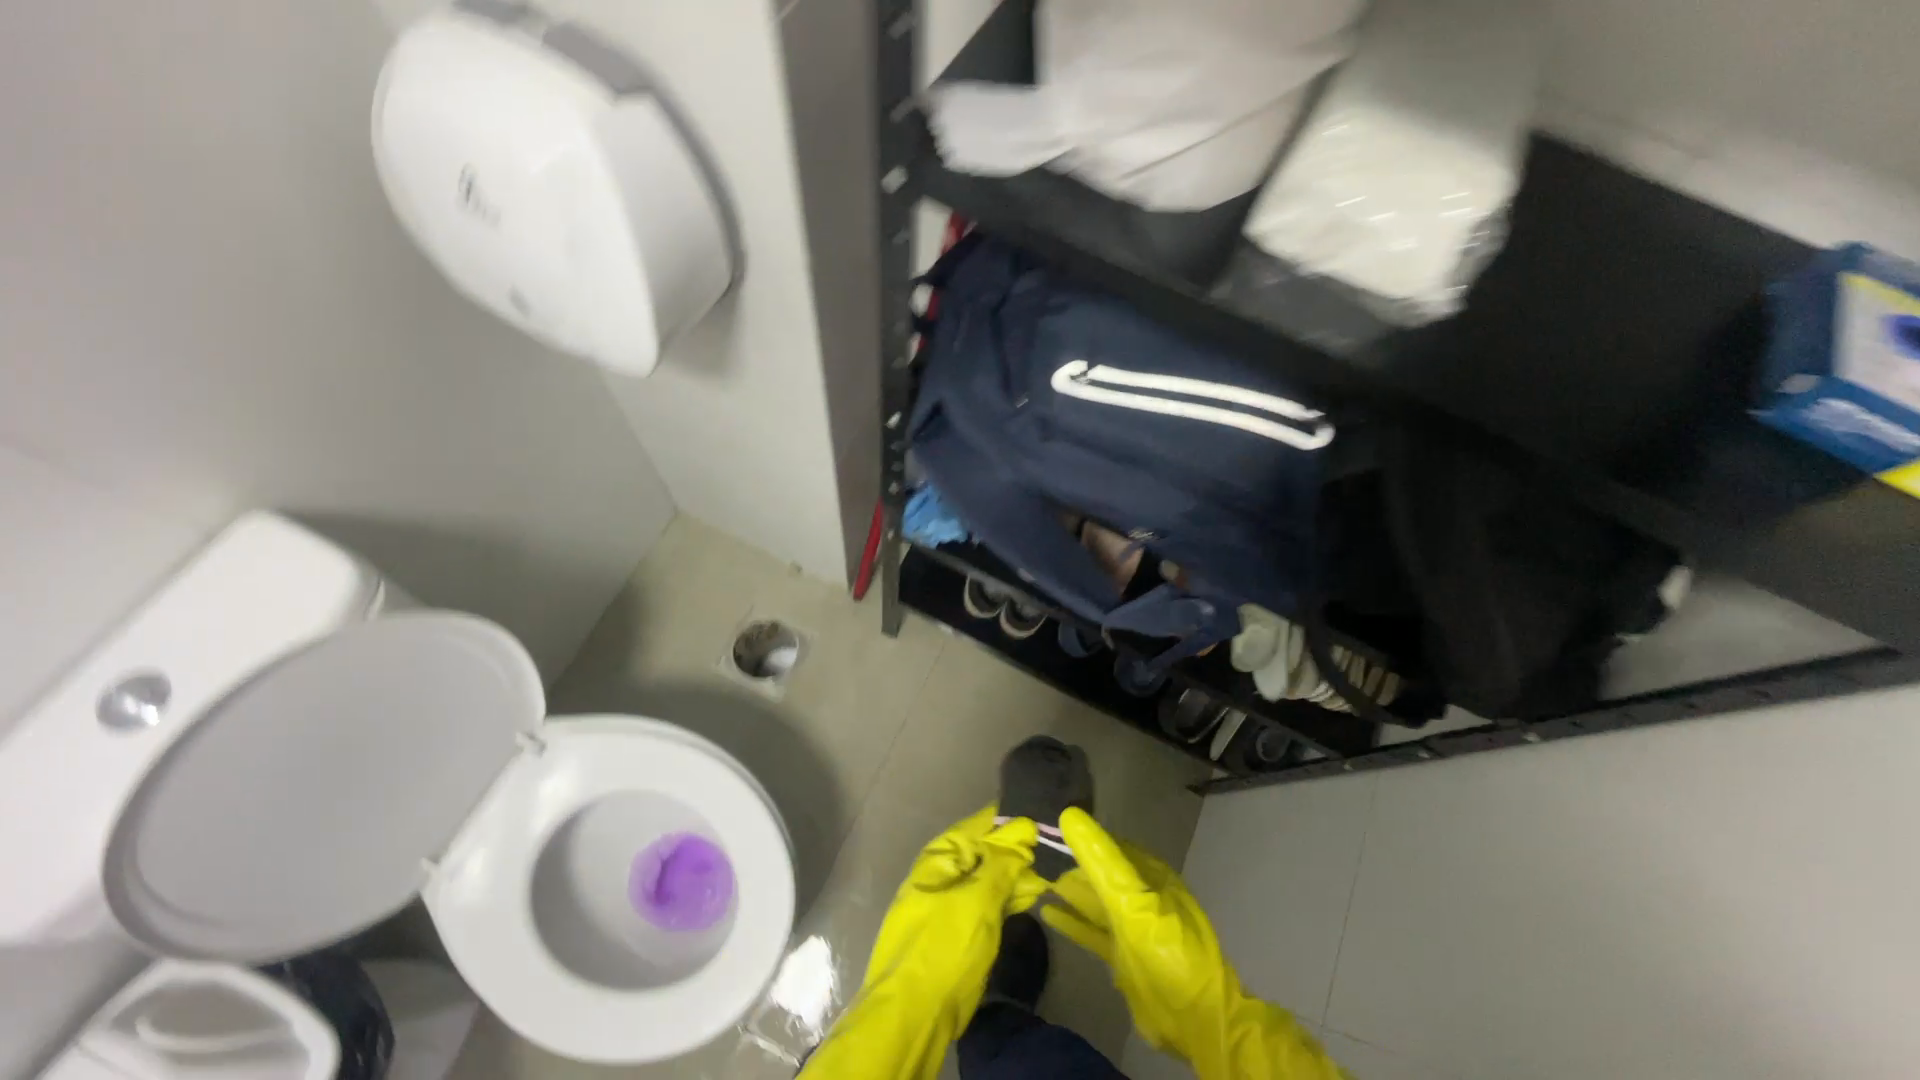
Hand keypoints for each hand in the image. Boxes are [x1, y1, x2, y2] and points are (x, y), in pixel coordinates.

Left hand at [799, 806, 1044, 1079]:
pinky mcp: (963, 931)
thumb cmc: (944, 946)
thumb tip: (1023, 828)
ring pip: (990, 878)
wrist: (916, 1013)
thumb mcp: (977, 900)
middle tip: (1056, 844)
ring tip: (1053, 867)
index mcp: (939, 858)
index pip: (978, 824)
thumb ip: (1001, 863)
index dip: (1009, 818)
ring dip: (1018, 873)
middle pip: (985, 850)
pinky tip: (1036, 893)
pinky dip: (1011, 897)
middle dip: (1018, 847)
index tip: (1044, 813)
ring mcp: (952, 904)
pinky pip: (990, 903)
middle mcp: (943, 875)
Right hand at [1041, 808, 1345, 1079]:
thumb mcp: (1134, 904)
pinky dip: (1072, 921)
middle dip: (1073, 866)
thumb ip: (1102, 863)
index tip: (1049, 831)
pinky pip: (1092, 930)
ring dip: (1070, 892)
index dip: (1082, 840)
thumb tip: (1069, 815)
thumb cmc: (1169, 953)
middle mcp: (1142, 897)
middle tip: (1036, 858)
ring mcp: (1132, 927)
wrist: (1196, 1021)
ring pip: (1095, 902)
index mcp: (1151, 877)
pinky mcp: (1123, 954)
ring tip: (1038, 882)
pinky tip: (1047, 913)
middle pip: (1100, 874)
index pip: (1111, 847)